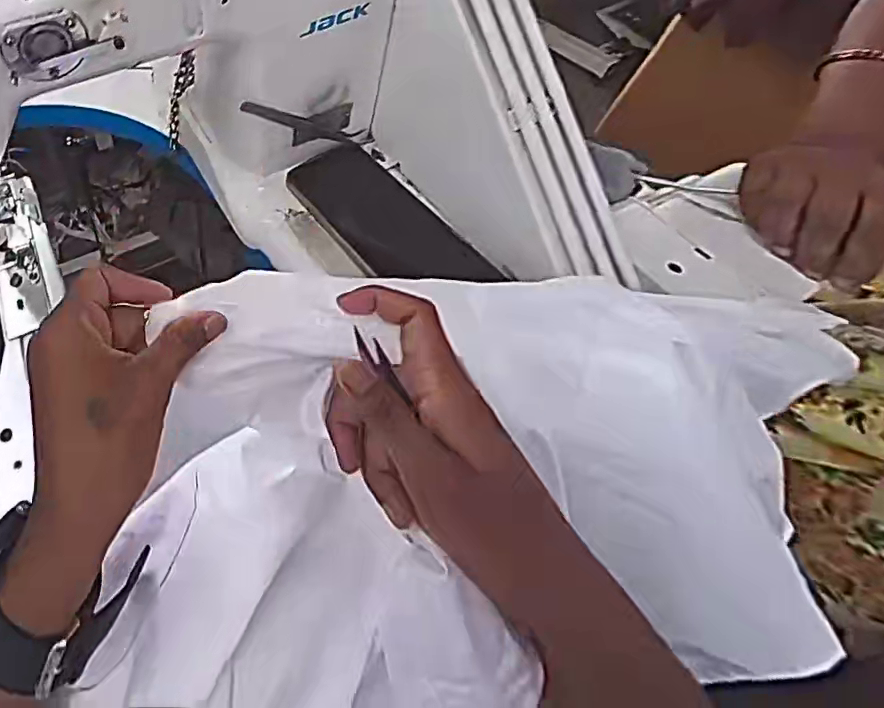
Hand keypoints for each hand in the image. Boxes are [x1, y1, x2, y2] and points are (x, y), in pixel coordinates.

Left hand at [0, 265, 224, 635]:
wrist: (79, 511)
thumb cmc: (96, 456)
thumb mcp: (151, 382)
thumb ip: (182, 340)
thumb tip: (204, 320)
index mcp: (65, 333)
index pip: (100, 279)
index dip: (138, 285)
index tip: (167, 303)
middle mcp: (55, 348)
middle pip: (110, 308)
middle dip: (148, 324)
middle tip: (176, 341)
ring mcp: (60, 372)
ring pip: (110, 338)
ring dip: (142, 349)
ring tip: (161, 374)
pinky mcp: (69, 393)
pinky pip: (104, 362)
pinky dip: (131, 368)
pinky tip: (150, 389)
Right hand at [324, 287, 706, 706]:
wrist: (540, 581)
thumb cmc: (496, 529)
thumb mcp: (424, 468)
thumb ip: (382, 412)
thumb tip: (348, 366)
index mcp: (446, 387)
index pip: (414, 318)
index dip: (378, 301)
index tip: (343, 307)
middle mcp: (445, 396)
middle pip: (380, 373)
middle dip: (356, 413)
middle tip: (353, 454)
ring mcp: (443, 423)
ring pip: (383, 413)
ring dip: (376, 454)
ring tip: (397, 494)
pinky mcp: (442, 448)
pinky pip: (397, 442)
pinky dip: (390, 469)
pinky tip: (406, 501)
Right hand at [740, 138, 883, 290]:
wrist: (838, 151)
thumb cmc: (859, 197)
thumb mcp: (880, 216)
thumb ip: (866, 246)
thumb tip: (842, 284)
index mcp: (883, 188)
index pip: (873, 228)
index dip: (857, 261)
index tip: (843, 284)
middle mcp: (841, 170)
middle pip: (826, 217)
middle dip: (816, 252)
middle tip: (808, 271)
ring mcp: (798, 163)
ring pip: (784, 204)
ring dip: (781, 236)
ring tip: (783, 251)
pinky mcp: (763, 163)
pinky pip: (754, 194)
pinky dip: (755, 218)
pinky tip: (763, 231)